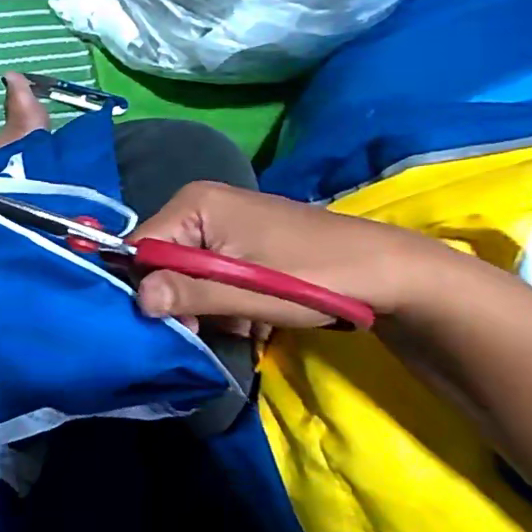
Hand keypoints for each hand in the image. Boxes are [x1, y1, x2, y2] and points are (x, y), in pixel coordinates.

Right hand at [128, 181, 465, 330]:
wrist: (393, 272)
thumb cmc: (317, 277)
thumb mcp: (247, 292)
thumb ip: (188, 292)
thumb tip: (138, 299)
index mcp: (194, 204)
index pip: (141, 247)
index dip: (147, 286)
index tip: (172, 321)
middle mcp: (200, 203)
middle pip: (161, 258)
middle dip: (180, 297)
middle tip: (206, 328)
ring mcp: (221, 218)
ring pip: (185, 269)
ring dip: (203, 302)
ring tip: (238, 322)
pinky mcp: (239, 236)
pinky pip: (208, 268)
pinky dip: (221, 295)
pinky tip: (247, 313)